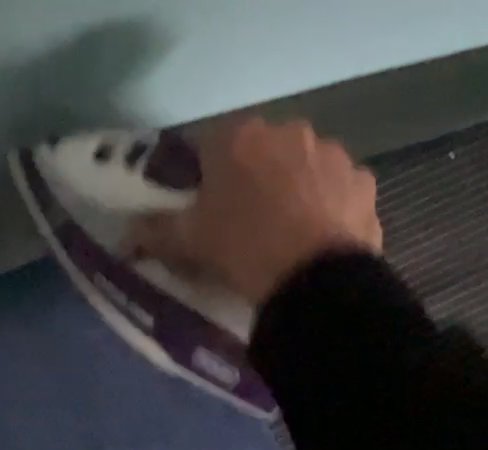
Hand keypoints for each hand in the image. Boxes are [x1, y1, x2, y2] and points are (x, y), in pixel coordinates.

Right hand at [134, 118, 382, 303]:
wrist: (314, 280)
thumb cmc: (240, 248)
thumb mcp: (187, 243)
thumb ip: (153, 232)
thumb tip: (124, 235)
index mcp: (239, 138)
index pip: (209, 146)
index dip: (202, 177)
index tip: (201, 207)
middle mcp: (289, 132)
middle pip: (260, 153)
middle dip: (250, 180)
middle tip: (238, 225)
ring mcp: (332, 155)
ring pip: (301, 169)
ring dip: (291, 191)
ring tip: (281, 236)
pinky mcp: (363, 184)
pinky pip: (334, 193)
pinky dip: (325, 210)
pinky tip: (313, 242)